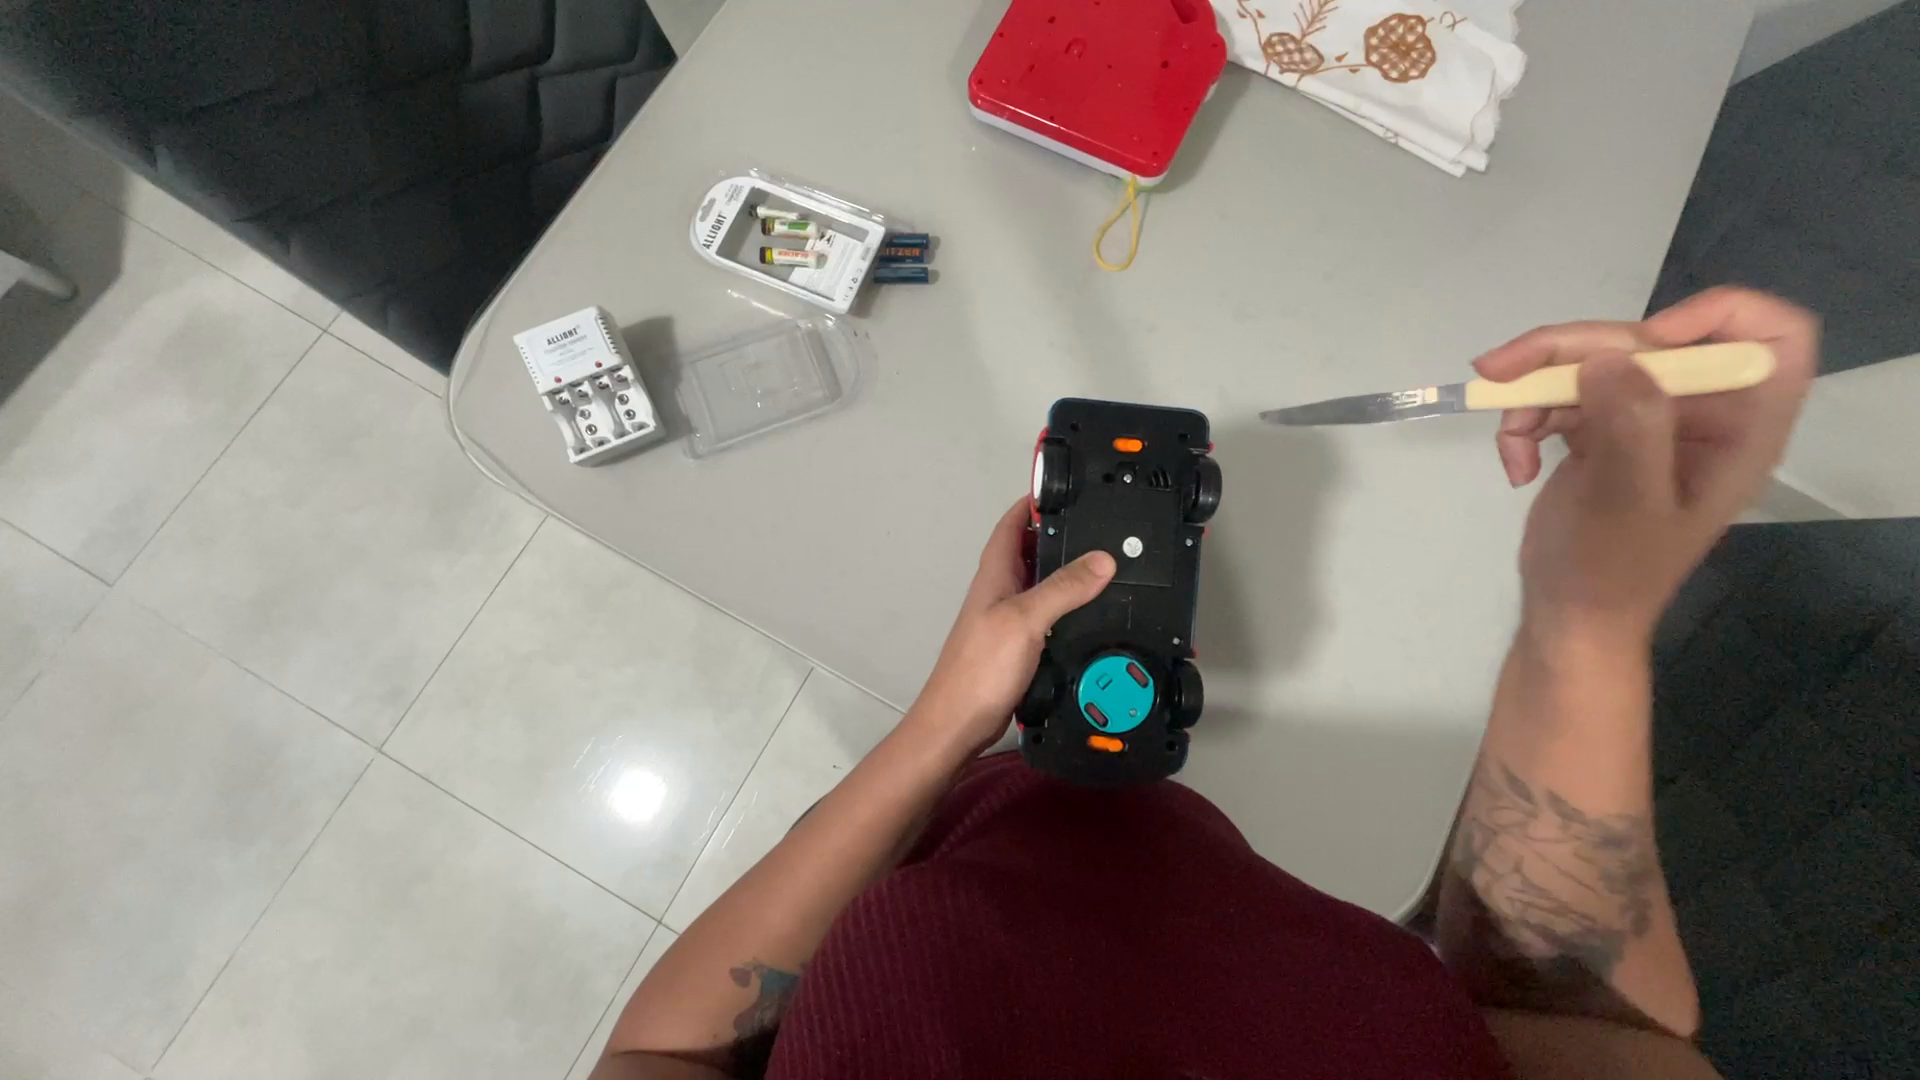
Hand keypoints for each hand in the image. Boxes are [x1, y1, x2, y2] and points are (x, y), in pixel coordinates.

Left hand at [909, 498, 1115, 753]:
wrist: (959, 724)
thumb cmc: (982, 667)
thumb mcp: (1025, 620)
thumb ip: (1062, 588)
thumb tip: (1103, 558)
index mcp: (995, 573)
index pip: (1013, 522)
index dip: (1036, 501)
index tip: (1071, 489)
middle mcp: (1001, 590)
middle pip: (1033, 550)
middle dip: (1064, 535)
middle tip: (1105, 528)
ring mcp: (1010, 619)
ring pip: (1044, 584)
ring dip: (1070, 573)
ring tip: (1112, 566)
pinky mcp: (1021, 646)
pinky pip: (1050, 616)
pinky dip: (1072, 608)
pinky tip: (1097, 614)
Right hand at [1474, 287, 1818, 648]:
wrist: (1569, 613)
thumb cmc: (1609, 569)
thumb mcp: (1625, 500)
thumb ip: (1632, 424)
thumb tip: (1606, 359)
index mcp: (1738, 425)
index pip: (1766, 335)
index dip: (1708, 321)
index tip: (1640, 344)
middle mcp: (1697, 414)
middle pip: (1642, 344)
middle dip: (1565, 353)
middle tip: (1494, 372)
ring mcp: (1642, 423)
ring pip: (1586, 368)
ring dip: (1531, 397)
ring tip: (1509, 445)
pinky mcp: (1597, 435)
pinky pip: (1557, 401)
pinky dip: (1523, 425)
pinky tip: (1514, 464)